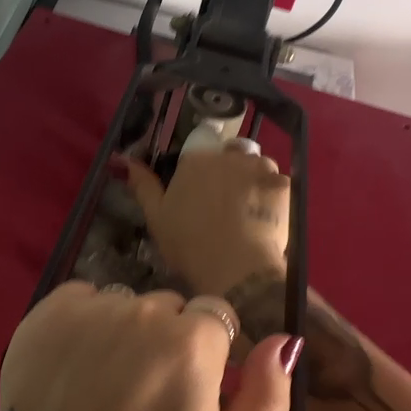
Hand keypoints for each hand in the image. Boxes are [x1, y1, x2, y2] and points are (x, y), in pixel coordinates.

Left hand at [0, 280, 300, 410]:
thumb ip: (267, 401)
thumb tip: (285, 340)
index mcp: (192, 343)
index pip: (215, 317)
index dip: (208, 354)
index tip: (190, 392)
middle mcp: (140, 311)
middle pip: (169, 307)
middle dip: (168, 340)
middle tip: (148, 396)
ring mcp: (90, 309)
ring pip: (126, 303)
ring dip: (126, 332)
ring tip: (109, 387)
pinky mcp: (47, 312)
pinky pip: (84, 298)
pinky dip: (86, 323)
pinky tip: (79, 367)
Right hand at [125, 142, 290, 300]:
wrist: (237, 271)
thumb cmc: (190, 244)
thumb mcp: (157, 216)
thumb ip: (143, 184)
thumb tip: (127, 160)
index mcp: (196, 158)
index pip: (203, 138)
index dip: (205, 157)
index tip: (204, 178)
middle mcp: (230, 154)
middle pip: (233, 150)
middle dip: (231, 165)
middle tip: (227, 196)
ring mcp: (260, 168)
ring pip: (258, 163)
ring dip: (254, 177)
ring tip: (249, 206)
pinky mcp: (283, 185)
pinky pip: (278, 182)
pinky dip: (273, 195)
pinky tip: (266, 215)